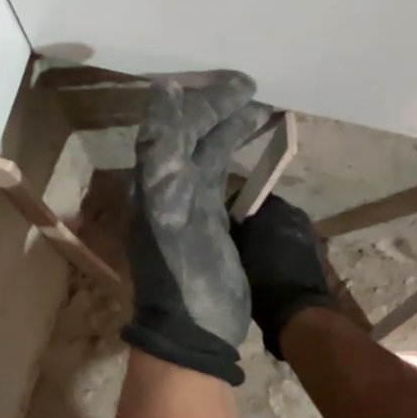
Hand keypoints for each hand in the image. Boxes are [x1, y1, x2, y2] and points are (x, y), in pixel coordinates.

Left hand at [120, 70, 271, 384]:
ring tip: (265, 109)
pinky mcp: (210, 224)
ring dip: (232, 128)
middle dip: (221, 108)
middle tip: (258, 89)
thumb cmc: (180, 275)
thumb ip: (162, 155)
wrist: (193, 334)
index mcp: (151, 183)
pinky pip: (222, 177)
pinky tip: (258, 148)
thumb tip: (165, 93)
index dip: (202, 100)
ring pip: (209, 152)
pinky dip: (239, 157)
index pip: (173, 126)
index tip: (238, 83)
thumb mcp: (167, 213)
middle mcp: (166, 188)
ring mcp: (189, 206)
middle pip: (191, 135)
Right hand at [232, 194, 339, 358]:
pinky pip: (293, 241)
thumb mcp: (238, 253)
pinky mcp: (317, 249)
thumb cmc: (263, 280)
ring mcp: (309, 230)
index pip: (249, 198)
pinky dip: (283, 247)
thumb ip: (234, 230)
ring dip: (270, 235)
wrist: (298, 310)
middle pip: (268, 211)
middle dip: (255, 221)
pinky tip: (272, 263)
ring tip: (256, 253)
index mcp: (273, 207)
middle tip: (239, 239)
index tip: (226, 224)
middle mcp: (294, 212)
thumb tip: (230, 218)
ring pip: (281, 226)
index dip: (236, 210)